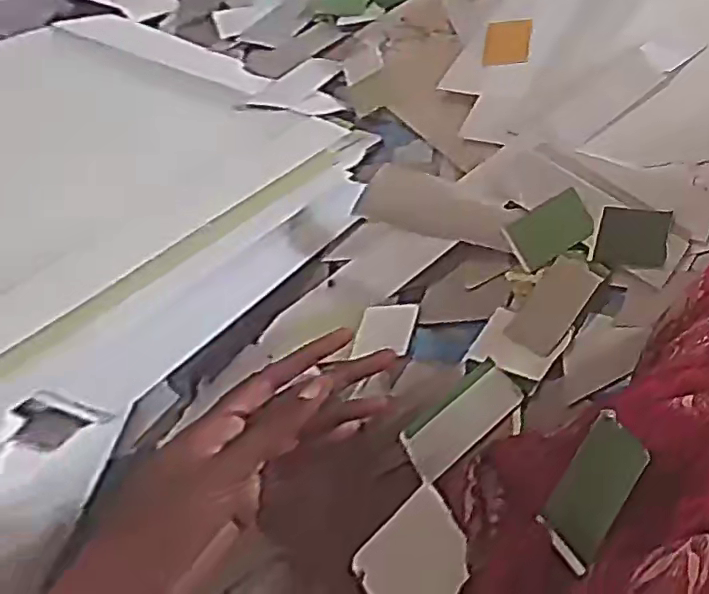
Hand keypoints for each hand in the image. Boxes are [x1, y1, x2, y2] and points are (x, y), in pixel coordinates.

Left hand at [52, 330, 400, 593]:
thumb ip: (273, 428)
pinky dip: (328, 440)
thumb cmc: (151, 537)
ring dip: (343, 412)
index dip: (309, 356)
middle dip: (341, 378)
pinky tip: (350, 431)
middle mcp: (228, 444)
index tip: (344, 336)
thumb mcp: (221, 473)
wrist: (130, 592)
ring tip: (380, 400)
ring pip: (303, 428)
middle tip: (381, 361)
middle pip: (294, 401)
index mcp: (211, 432)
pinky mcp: (251, 494)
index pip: (269, 381)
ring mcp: (240, 470)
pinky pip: (299, 455)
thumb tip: (316, 386)